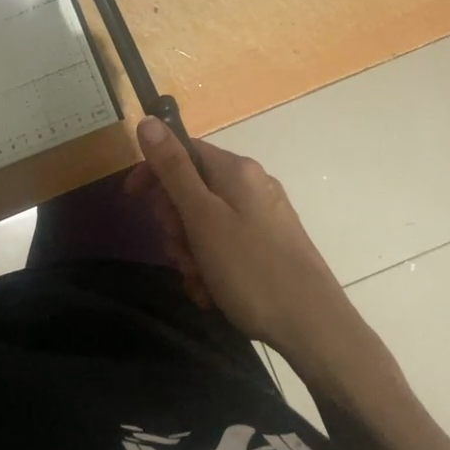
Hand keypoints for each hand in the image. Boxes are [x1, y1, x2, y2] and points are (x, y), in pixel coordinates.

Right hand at [126, 117, 363, 364]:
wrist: (315, 329)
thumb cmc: (251, 270)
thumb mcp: (201, 217)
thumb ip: (173, 168)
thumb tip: (148, 119)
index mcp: (236, 171)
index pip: (181, 151)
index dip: (152, 172)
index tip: (133, 200)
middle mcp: (253, 185)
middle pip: (192, 188)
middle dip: (175, 221)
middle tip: (177, 250)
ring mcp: (265, 216)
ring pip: (206, 220)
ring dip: (190, 249)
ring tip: (196, 278)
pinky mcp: (271, 245)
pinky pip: (226, 243)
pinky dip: (211, 263)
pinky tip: (211, 290)